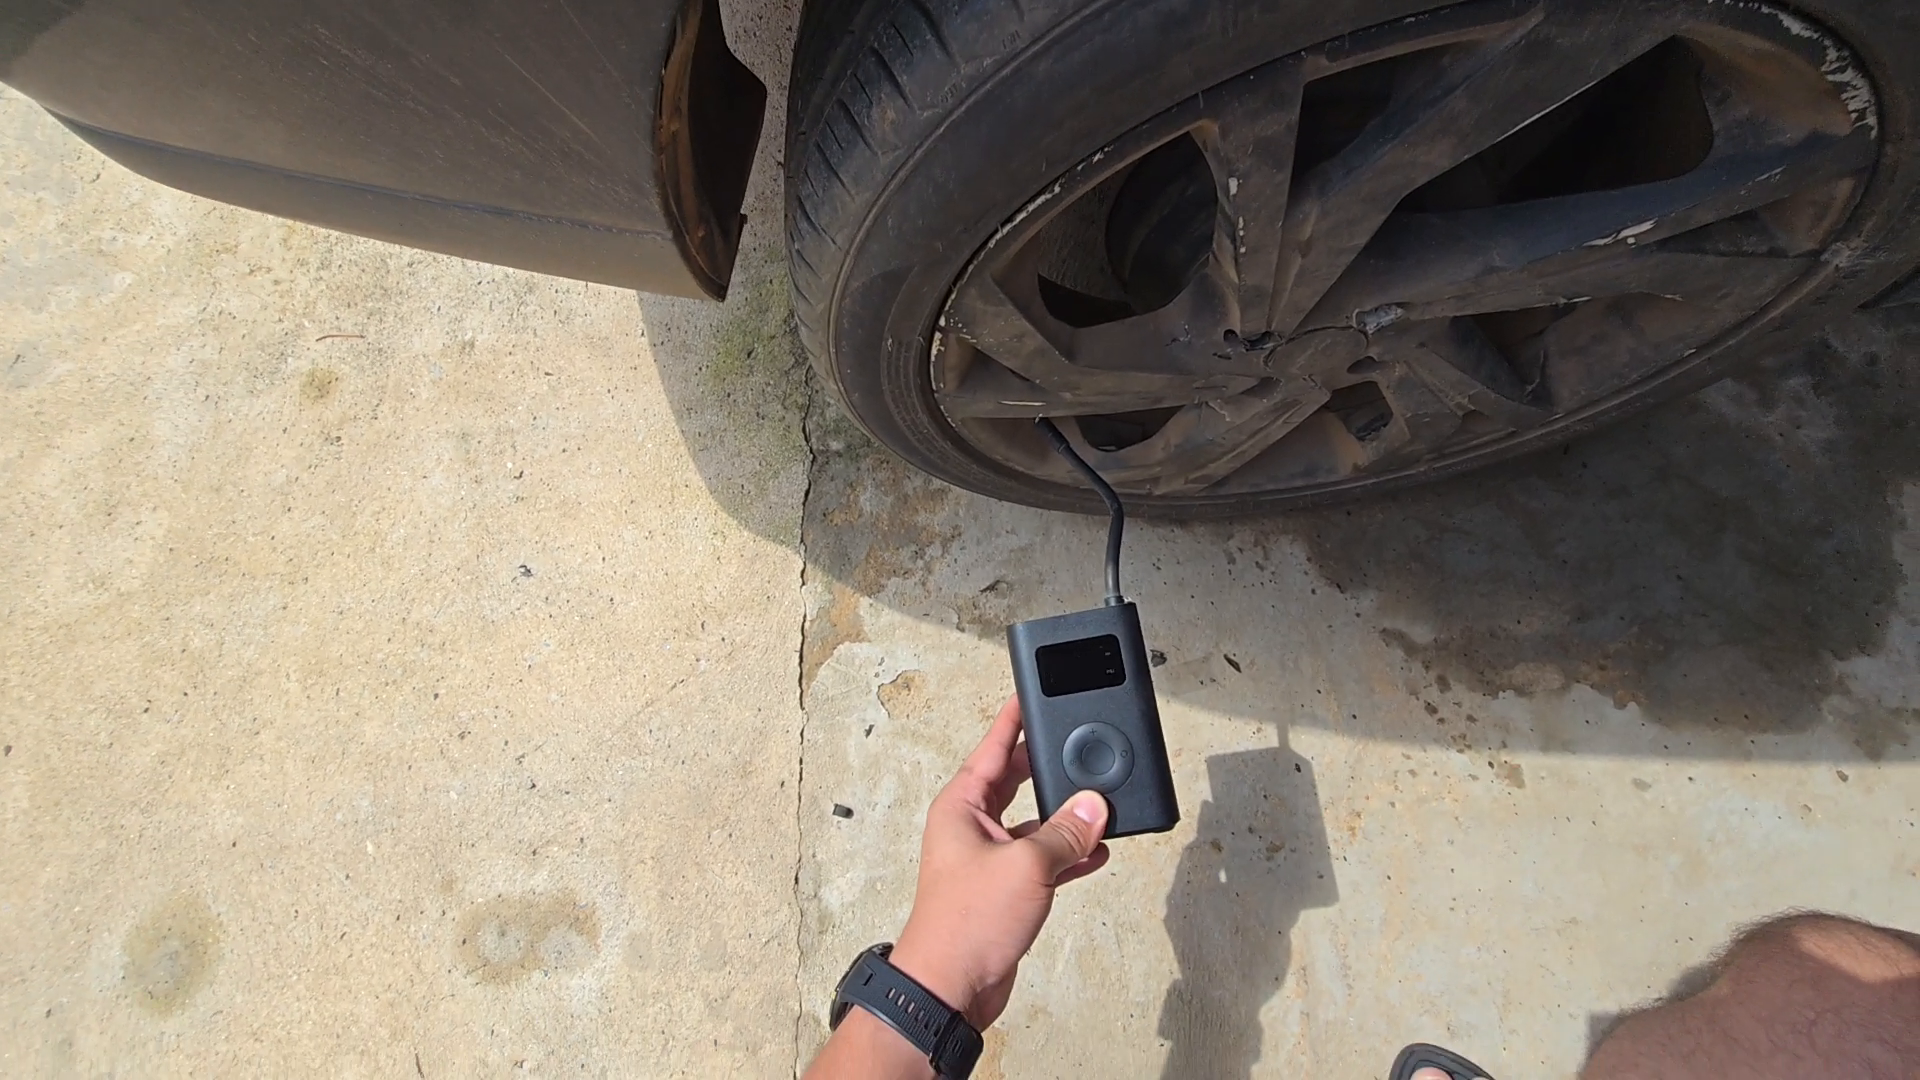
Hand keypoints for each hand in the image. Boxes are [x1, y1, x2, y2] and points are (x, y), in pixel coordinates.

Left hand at [890, 694, 1110, 1029]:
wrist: (951, 987)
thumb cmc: (966, 921)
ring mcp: (987, 855)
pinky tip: (1095, 852)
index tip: (1027, 695)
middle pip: (1014, 780)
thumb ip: (1065, 833)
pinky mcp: (1003, 886)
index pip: (992, 747)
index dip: (1012, 720)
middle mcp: (971, 824)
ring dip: (1062, 817)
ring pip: (1031, 821)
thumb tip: (1093, 808)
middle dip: (1044, 766)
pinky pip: (1040, 858)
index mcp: (962, 804)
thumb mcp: (1026, 865)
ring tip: (1096, 804)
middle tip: (1070, 744)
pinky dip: (1066, 854)